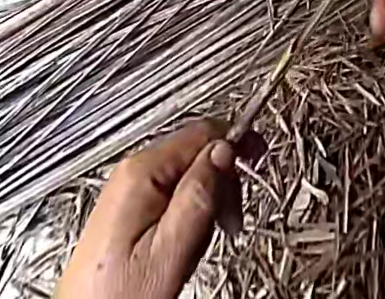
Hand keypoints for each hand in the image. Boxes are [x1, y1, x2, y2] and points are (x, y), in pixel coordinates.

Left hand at [57, 121, 240, 298]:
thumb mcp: (169, 252)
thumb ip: (199, 195)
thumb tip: (225, 147)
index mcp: (142, 171)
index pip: (203, 131)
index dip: (235, 143)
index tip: (258, 160)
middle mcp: (132, 171)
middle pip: (196, 151)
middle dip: (221, 181)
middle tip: (231, 221)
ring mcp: (127, 191)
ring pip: (186, 174)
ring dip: (207, 200)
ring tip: (204, 241)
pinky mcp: (126, 211)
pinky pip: (171, 194)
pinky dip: (188, 213)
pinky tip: (185, 244)